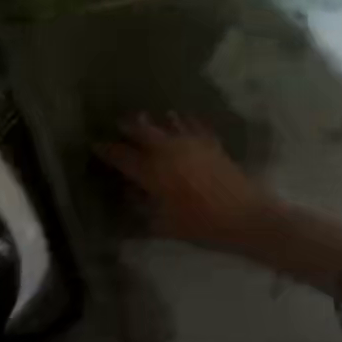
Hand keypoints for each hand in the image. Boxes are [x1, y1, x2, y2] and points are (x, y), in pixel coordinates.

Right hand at [96, 113, 281, 246]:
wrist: (246, 217)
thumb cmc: (200, 225)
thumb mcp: (163, 224)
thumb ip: (143, 208)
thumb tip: (131, 194)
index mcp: (151, 172)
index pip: (122, 156)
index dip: (106, 150)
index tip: (95, 144)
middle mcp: (167, 152)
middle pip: (142, 131)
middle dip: (128, 126)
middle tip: (118, 123)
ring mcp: (191, 144)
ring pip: (167, 124)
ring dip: (154, 121)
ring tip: (146, 116)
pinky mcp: (212, 144)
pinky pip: (194, 126)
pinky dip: (184, 121)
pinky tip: (182, 117)